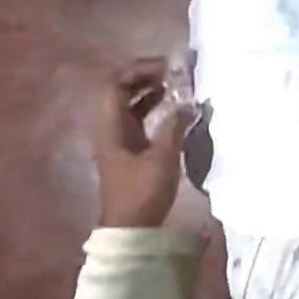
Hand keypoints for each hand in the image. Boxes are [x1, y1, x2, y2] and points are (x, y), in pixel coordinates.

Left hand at [94, 58, 190, 227]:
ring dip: (150, 90)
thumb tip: (187, 104)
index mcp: (111, 127)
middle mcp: (111, 128)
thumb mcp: (163, 158)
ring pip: (130, 103)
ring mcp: (119, 138)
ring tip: (175, 83)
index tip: (165, 67)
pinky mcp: (129, 149)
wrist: (131, 230)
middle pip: (122, 90)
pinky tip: (173, 107)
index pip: (116, 84)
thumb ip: (175, 126)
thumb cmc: (143, 193)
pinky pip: (138, 117)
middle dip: (145, 76)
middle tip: (172, 72)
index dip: (138, 69)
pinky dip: (153, 106)